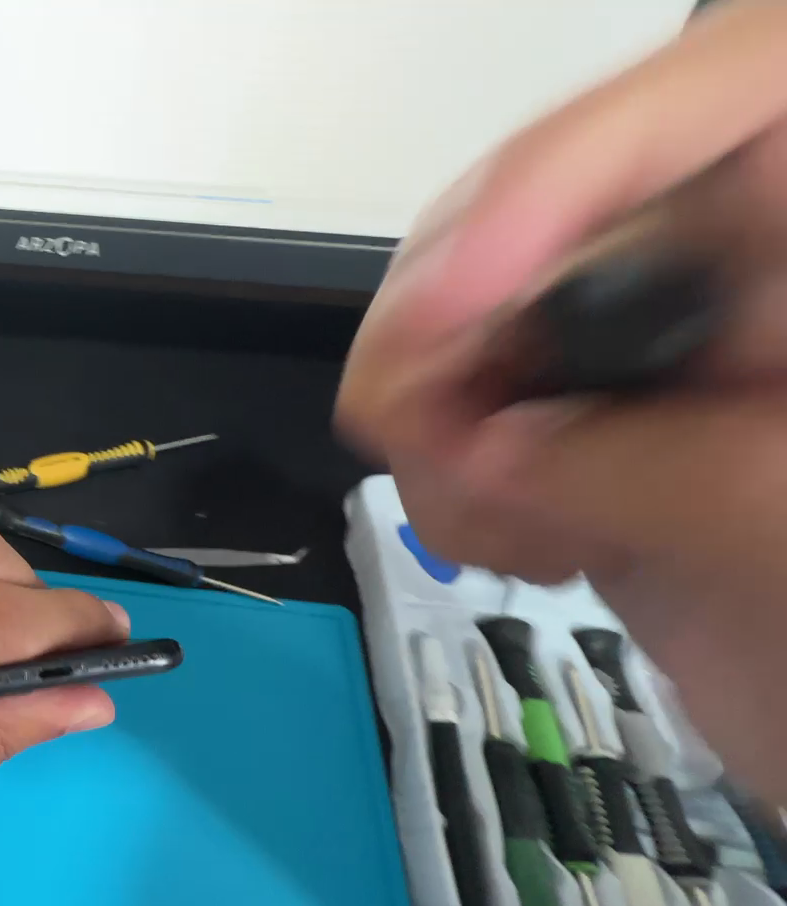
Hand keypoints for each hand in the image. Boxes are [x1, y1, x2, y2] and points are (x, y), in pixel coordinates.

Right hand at [336, 1, 786, 800]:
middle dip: (447, 339)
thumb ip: (699, 472)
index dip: (565, 169)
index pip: (733, 93)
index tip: (452, 301)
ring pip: (460, 335)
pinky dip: (442, 489)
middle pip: (539, 224)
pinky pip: (448, 425)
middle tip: (422, 438)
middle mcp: (748, 275)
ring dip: (432, 438)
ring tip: (510, 535)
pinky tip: (518, 547)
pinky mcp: (577, 436)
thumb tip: (499, 443)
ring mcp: (652, 359)